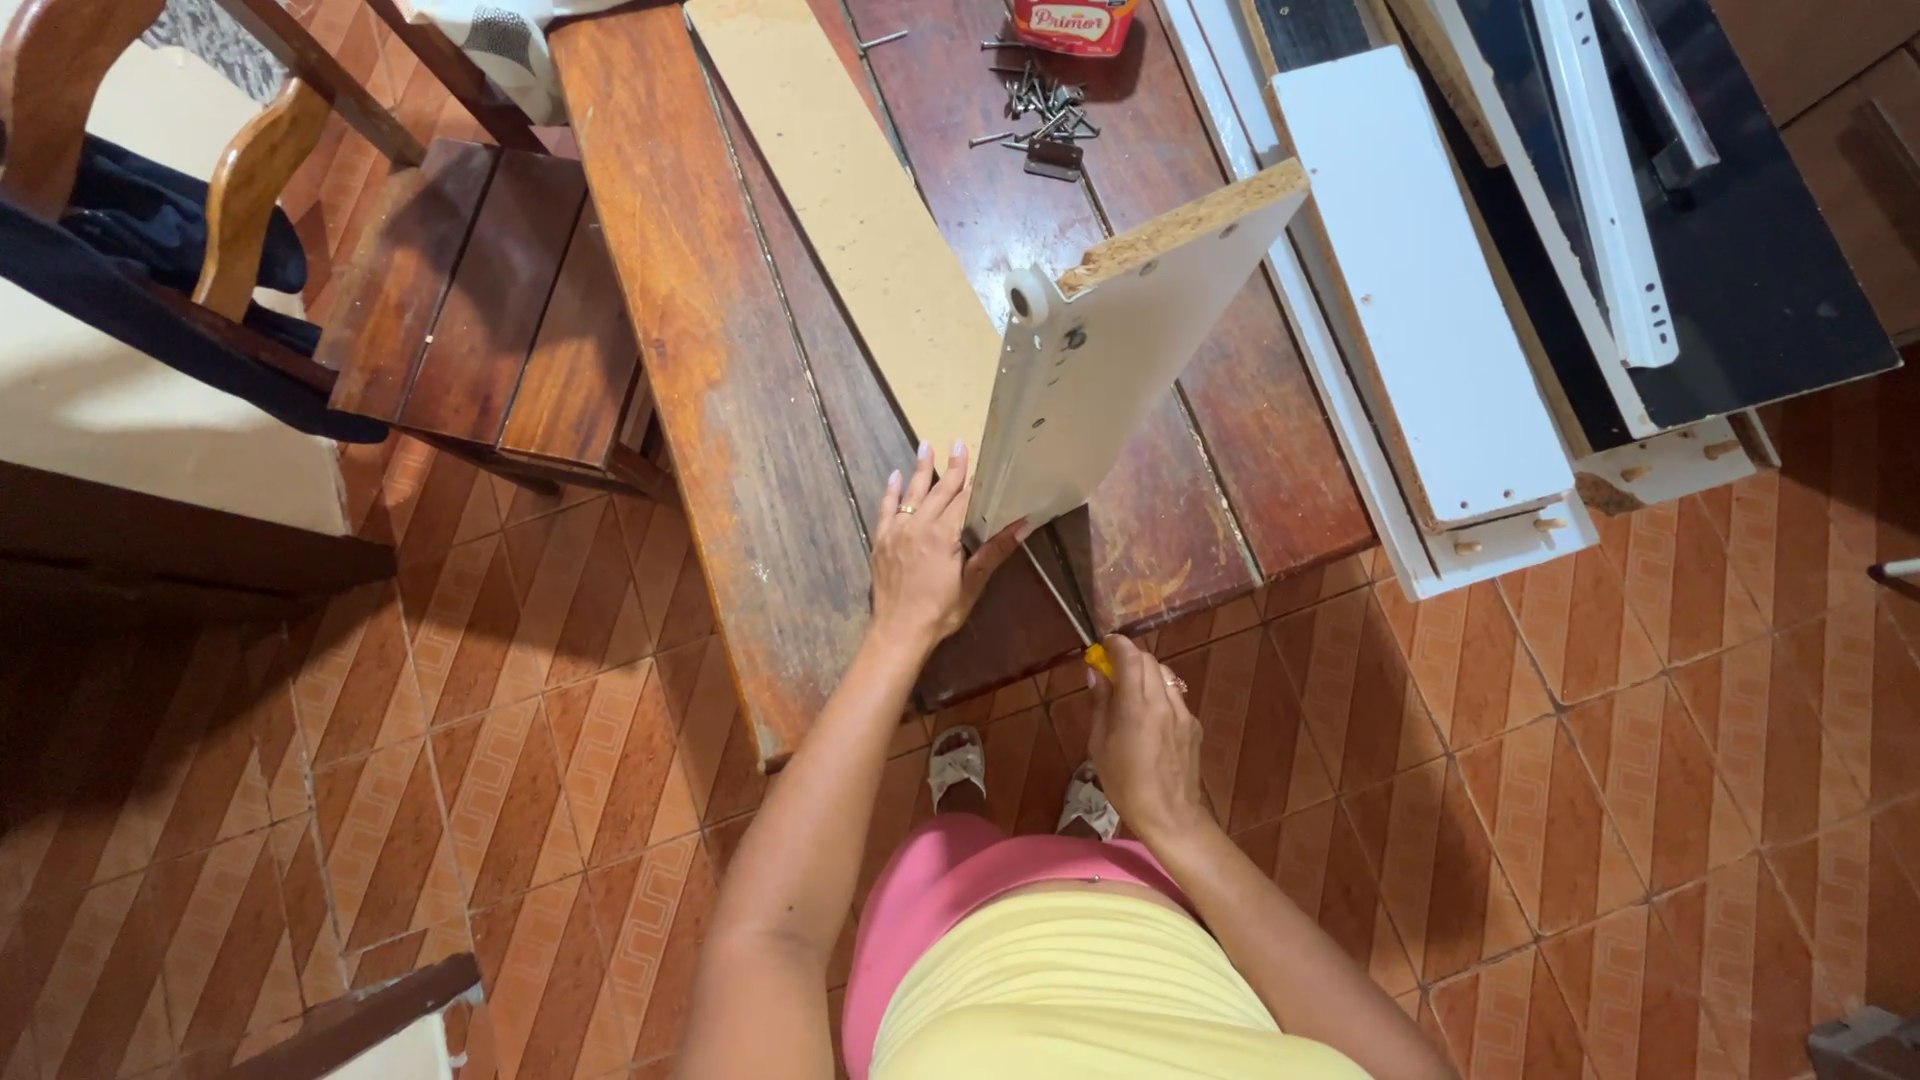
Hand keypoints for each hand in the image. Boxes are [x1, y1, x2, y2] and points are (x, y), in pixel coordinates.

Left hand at [870, 440, 1027, 652]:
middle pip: (940, 491)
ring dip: (921, 470)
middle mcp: (919, 525)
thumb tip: (1023, 525)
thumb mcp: (973, 583)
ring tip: (925, 445)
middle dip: (952, 467)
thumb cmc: (940, 611)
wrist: (899, 631)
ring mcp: (897, 531)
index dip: (973, 480)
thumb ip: (994, 551)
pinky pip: (886, 509)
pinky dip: (891, 491)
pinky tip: (895, 476)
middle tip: (958, 442)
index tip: (980, 459)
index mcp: (944, 534)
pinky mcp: (882, 540)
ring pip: (912, 494)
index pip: (963, 500)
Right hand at [1087, 635, 1214, 845]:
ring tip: (1130, 688)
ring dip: (1146, 672)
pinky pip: (1175, 696)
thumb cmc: (1125, 784)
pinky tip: (1149, 713)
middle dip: (1130, 656)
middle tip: (1112, 666)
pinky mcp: (1193, 725)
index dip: (1117, 644)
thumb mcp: (1100, 745)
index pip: (1130, 657)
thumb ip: (1100, 704)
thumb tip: (1095, 673)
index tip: (1104, 643)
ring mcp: (1183, 713)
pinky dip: (1159, 692)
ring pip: (1165, 675)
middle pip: (1149, 661)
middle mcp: (1163, 703)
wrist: (1170, 815)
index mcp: (1137, 707)